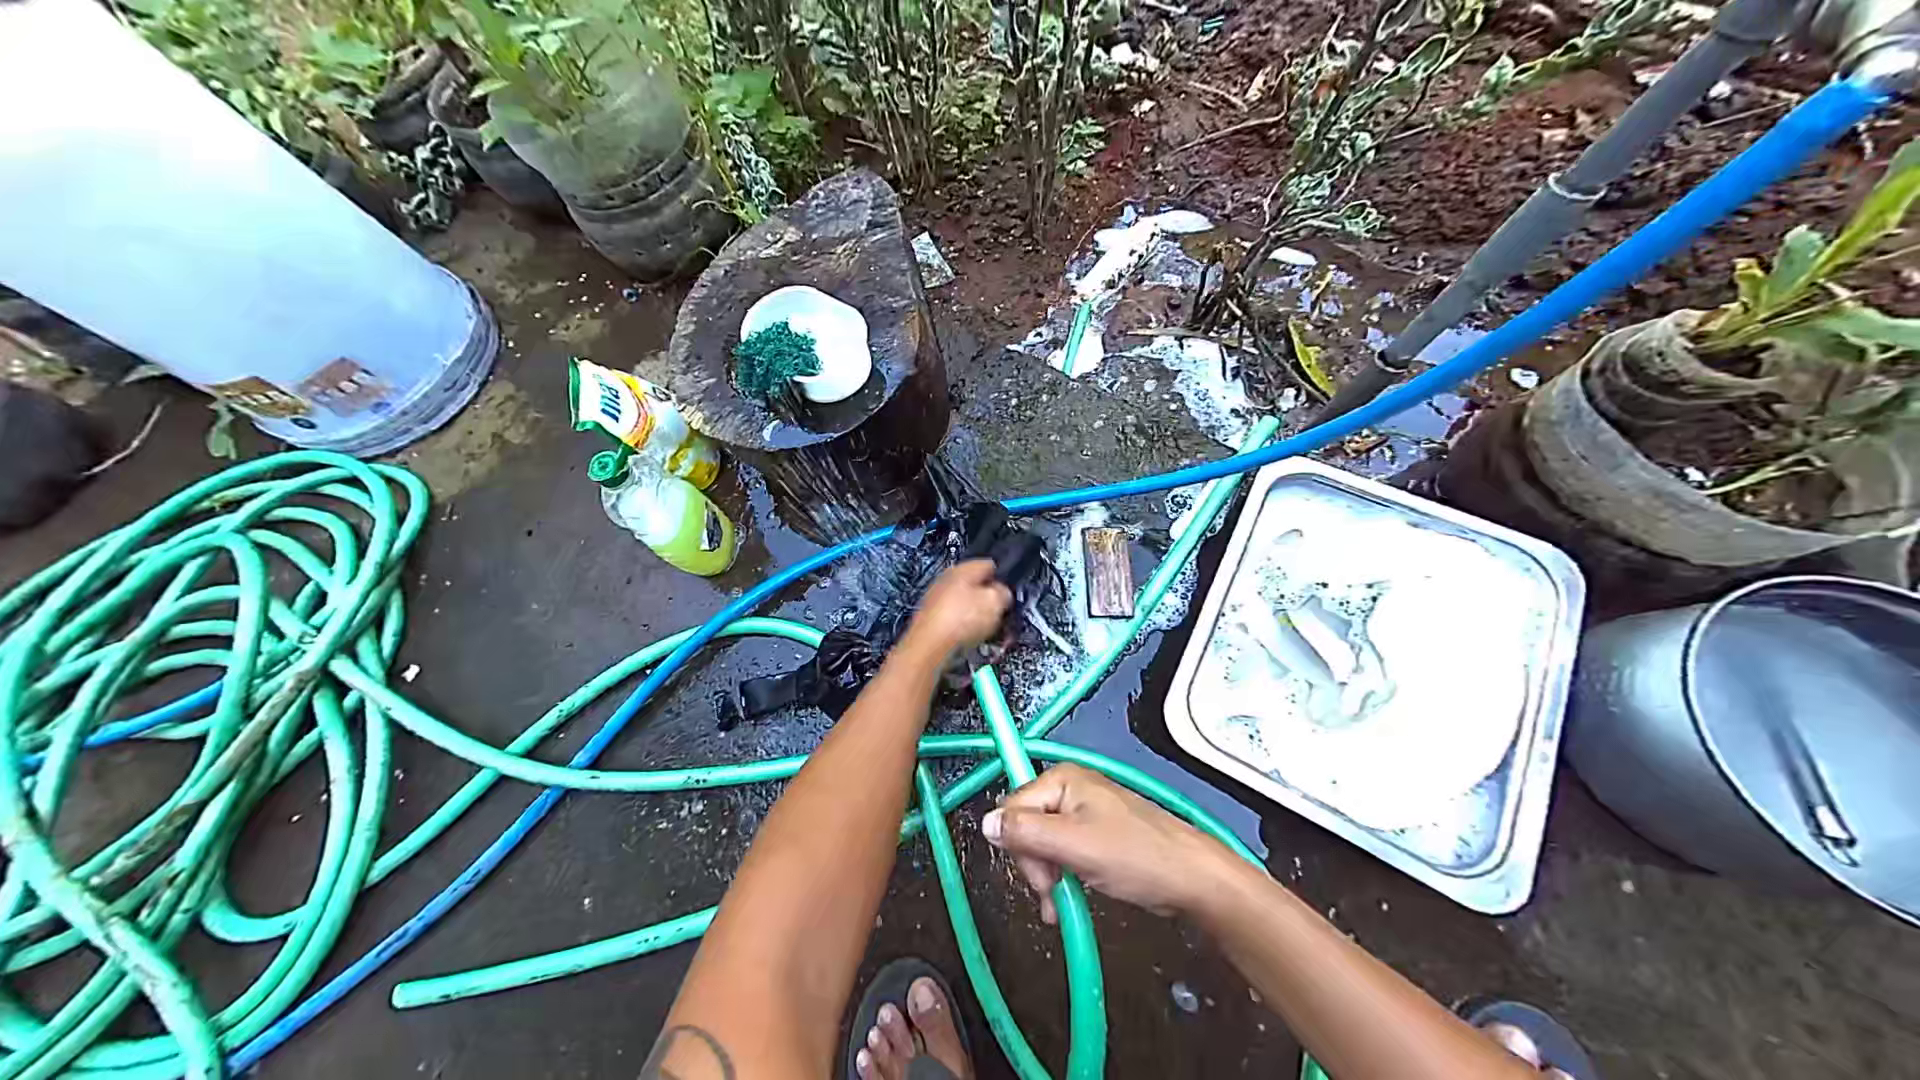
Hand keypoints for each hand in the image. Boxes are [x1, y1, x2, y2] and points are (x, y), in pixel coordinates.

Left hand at [906, 559, 1011, 655]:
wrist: (929, 649)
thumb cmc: (957, 621)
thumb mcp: (996, 602)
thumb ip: (1003, 592)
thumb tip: (1003, 595)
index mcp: (961, 569)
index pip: (989, 565)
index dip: (1003, 580)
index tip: (1008, 593)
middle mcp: (945, 582)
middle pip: (976, 588)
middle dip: (989, 602)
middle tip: (999, 615)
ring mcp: (935, 603)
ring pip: (965, 608)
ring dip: (978, 620)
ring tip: (987, 633)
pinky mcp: (931, 623)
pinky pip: (955, 624)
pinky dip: (964, 632)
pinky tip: (971, 642)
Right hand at [981, 764, 1234, 922]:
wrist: (1190, 879)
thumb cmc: (1139, 855)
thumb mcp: (1075, 844)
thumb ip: (1027, 832)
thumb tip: (986, 823)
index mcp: (1062, 780)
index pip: (1012, 808)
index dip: (1018, 844)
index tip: (1037, 874)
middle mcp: (1069, 790)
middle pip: (1024, 825)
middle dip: (1033, 864)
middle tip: (1052, 890)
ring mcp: (1082, 813)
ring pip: (1040, 843)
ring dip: (1045, 875)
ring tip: (1059, 902)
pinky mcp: (1092, 836)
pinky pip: (1059, 853)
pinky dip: (1058, 877)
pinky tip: (1065, 899)